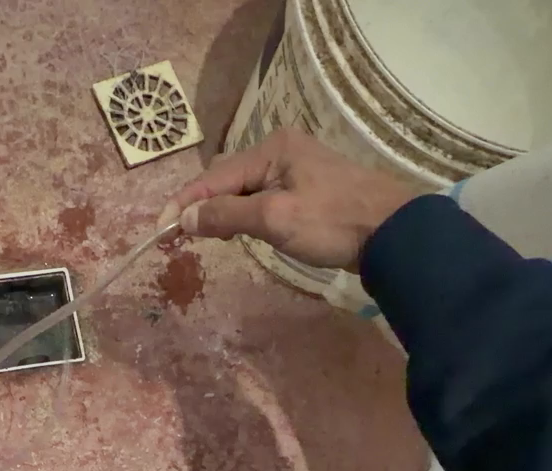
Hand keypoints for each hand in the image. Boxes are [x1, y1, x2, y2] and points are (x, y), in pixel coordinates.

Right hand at [165, 129, 417, 270]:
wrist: (391, 233)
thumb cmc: (332, 222)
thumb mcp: (275, 218)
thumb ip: (228, 216)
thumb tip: (186, 218)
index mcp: (271, 149)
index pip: (214, 177)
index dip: (184, 203)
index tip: (160, 230)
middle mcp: (279, 152)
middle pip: (225, 181)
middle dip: (200, 209)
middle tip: (178, 240)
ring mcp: (293, 171)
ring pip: (242, 192)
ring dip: (220, 215)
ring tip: (203, 239)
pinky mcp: (304, 191)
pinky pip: (260, 200)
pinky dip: (241, 217)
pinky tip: (235, 233)